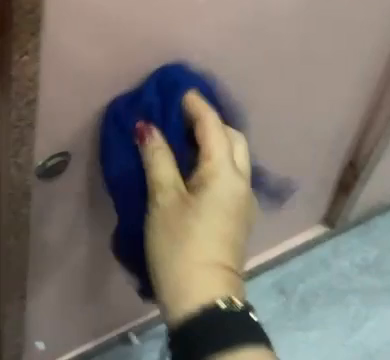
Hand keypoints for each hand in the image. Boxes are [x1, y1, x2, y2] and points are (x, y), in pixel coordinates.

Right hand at [138, 90, 258, 326]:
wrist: (203, 301)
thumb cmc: (180, 245)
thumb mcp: (162, 198)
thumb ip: (157, 157)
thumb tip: (148, 126)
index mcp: (225, 173)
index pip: (213, 126)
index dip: (194, 105)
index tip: (174, 89)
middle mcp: (241, 182)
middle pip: (232, 138)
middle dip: (209, 121)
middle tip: (177, 113)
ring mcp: (242, 202)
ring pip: (233, 157)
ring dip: (211, 140)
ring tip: (179, 135)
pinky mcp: (235, 216)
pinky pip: (228, 174)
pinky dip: (212, 159)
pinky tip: (188, 165)